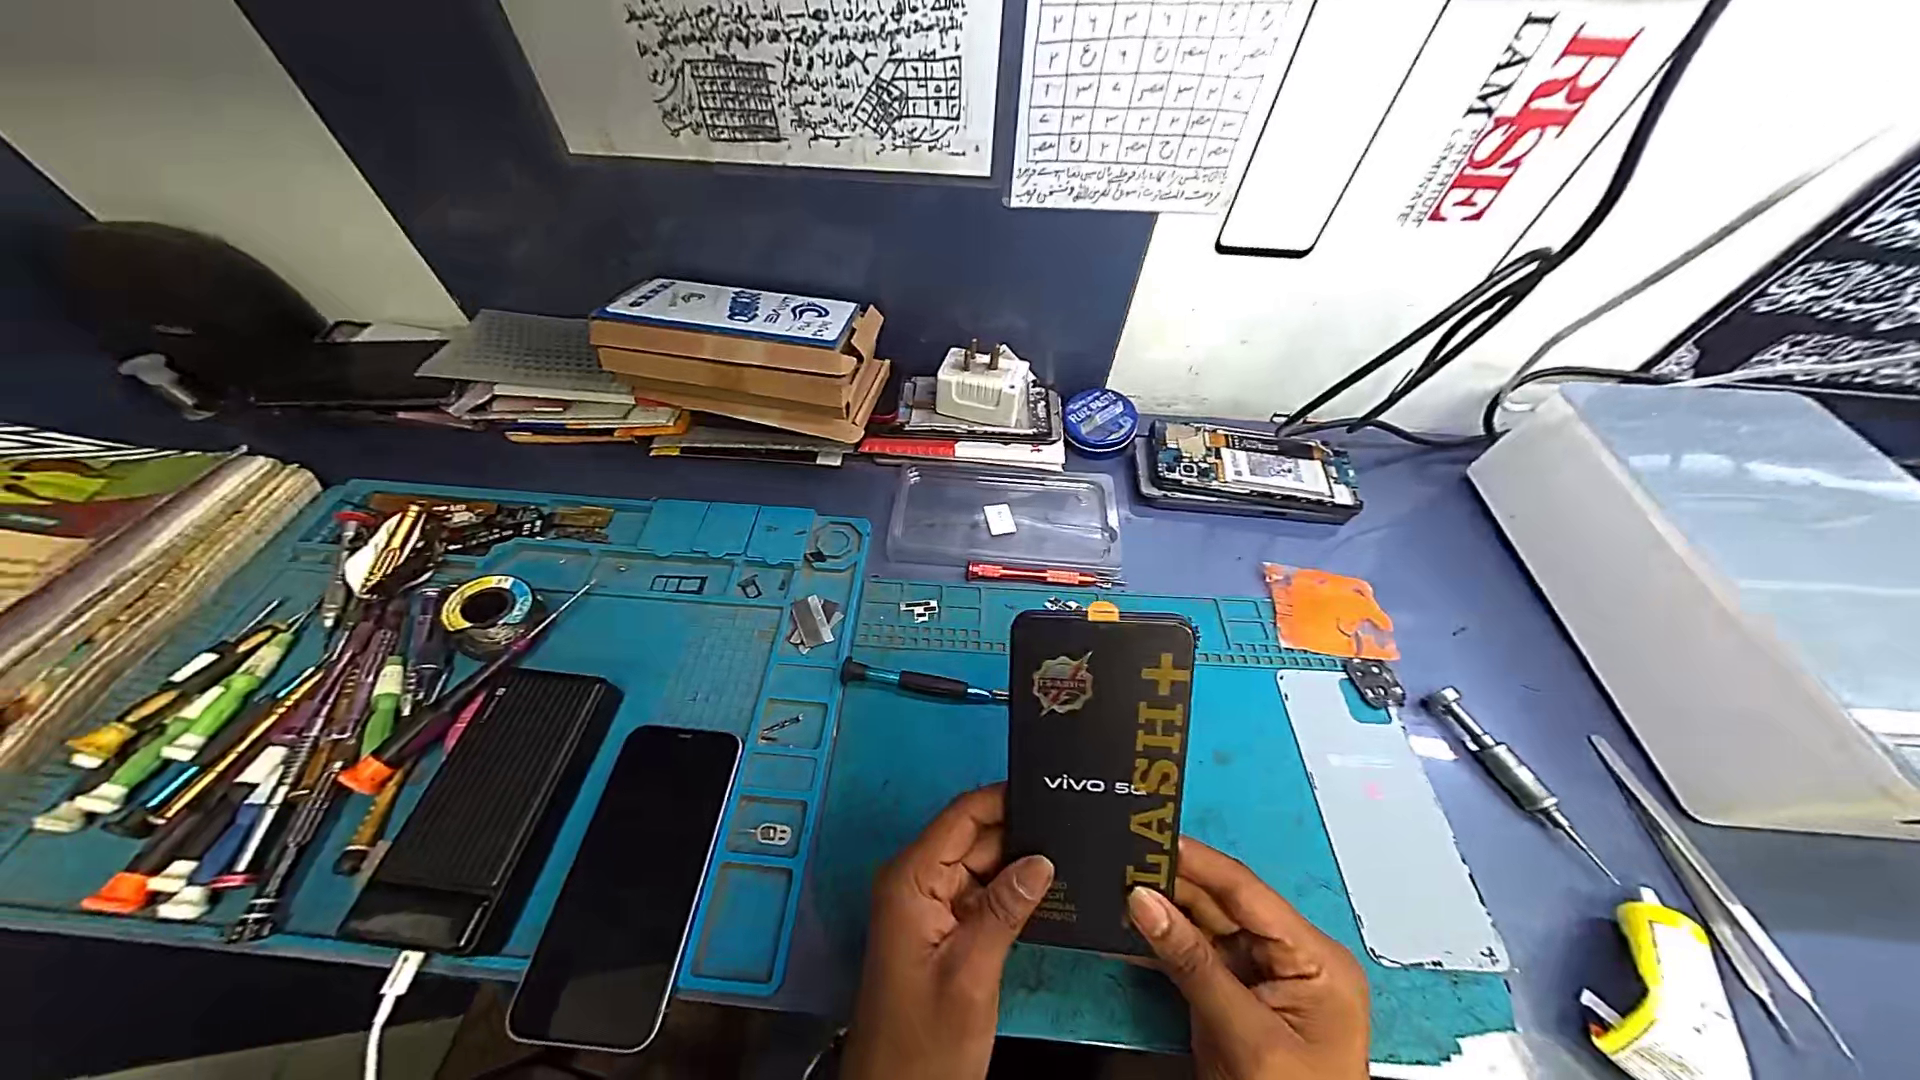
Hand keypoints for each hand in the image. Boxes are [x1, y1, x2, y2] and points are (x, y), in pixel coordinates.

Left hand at [842, 784, 1053, 1079]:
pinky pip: (981, 891)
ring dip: (1018, 862)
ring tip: (1067, 854)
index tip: (1044, 788)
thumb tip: (1041, 860)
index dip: (1002, 797)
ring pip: (982, 863)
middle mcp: (917, 880)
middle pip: (974, 836)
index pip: (961, 816)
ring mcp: (930, 903)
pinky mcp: (944, 925)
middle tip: (1070, 827)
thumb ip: (1006, 908)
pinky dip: (1010, 890)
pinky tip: (1045, 891)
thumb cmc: (924, 1042)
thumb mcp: (971, 973)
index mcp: (911, 878)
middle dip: (1018, 832)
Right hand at [1129, 837, 1369, 1079]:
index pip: (1245, 890)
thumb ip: (1192, 962)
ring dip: (1162, 909)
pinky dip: (1163, 942)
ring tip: (1118, 887)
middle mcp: (1289, 955)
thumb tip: (1143, 900)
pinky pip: (1194, 952)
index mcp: (1314, 958)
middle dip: (1171, 883)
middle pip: (1221, 902)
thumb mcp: (1244, 1036)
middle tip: (1123, 862)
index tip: (1152, 837)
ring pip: (1202, 923)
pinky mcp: (1235, 991)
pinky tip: (1132, 928)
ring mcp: (1261, 973)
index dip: (1196, 860)